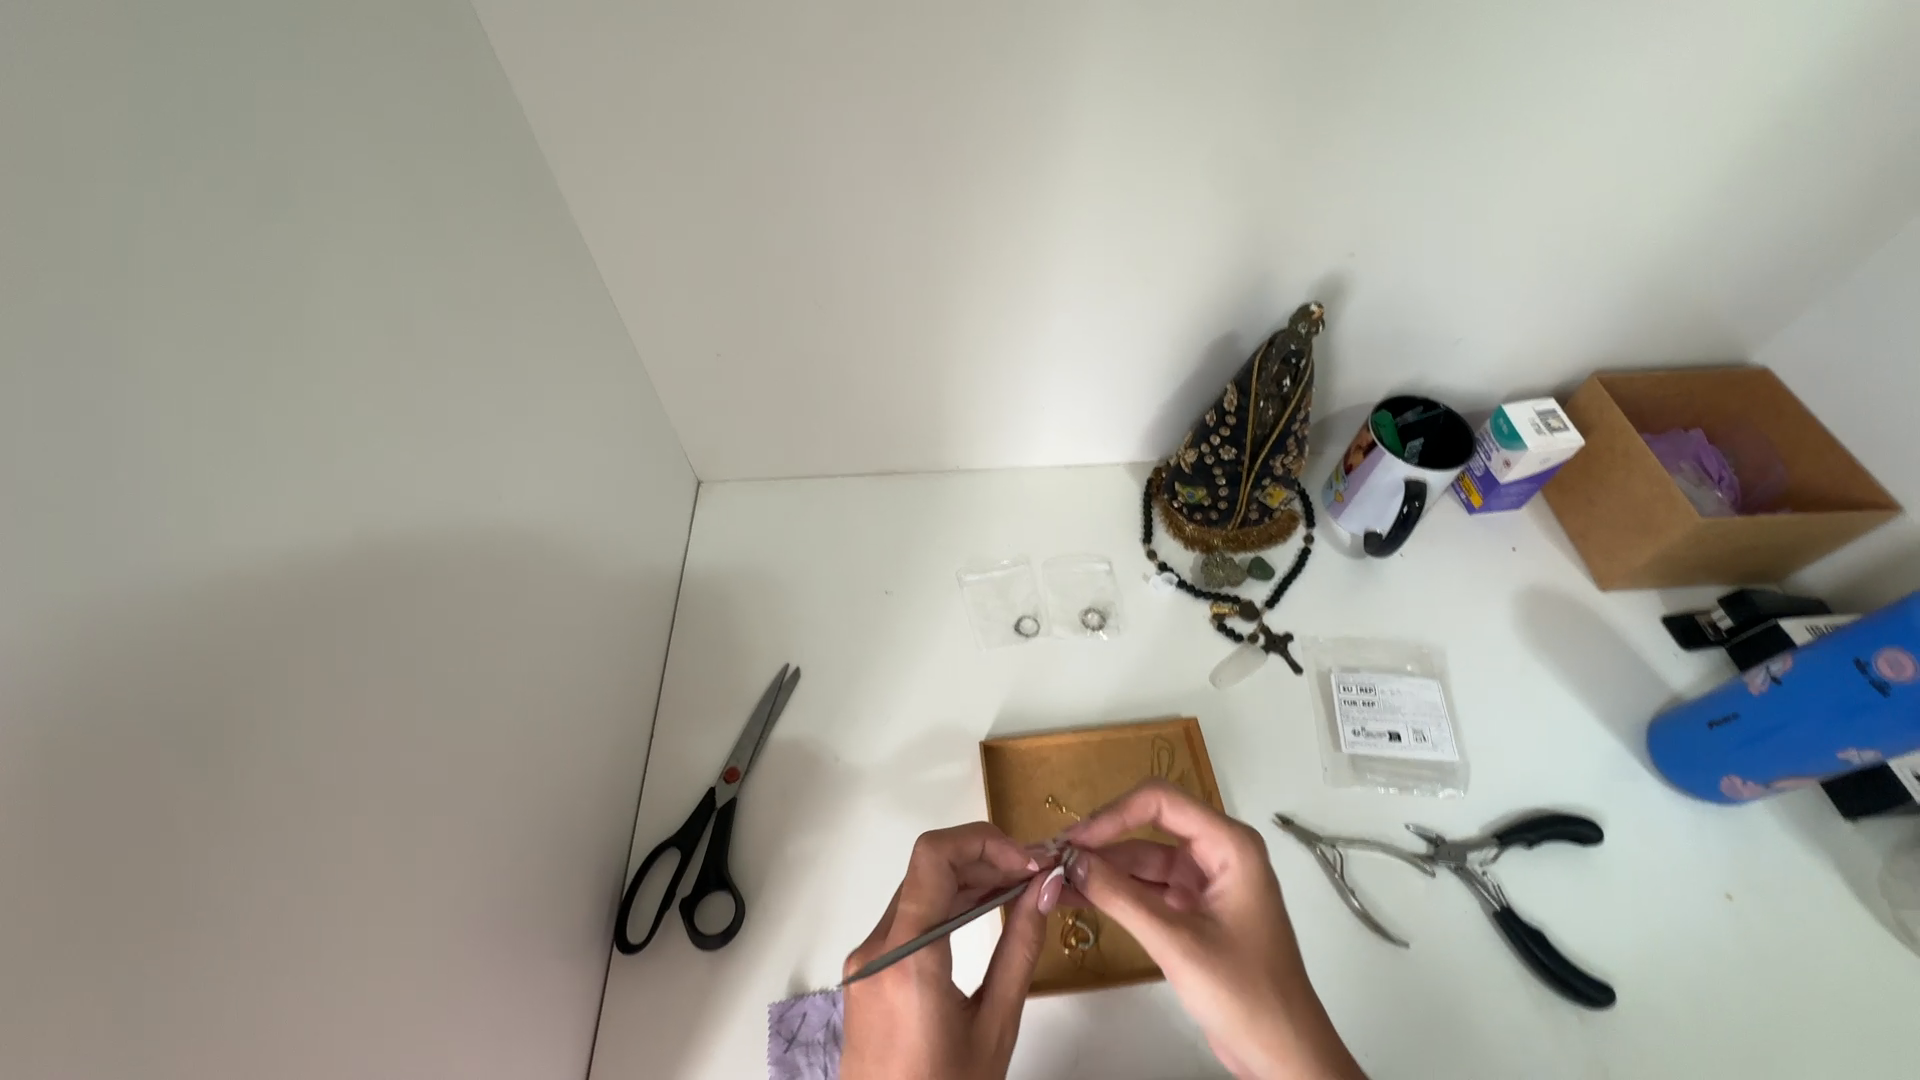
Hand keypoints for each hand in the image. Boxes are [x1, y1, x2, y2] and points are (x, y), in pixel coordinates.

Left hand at [842, 823, 1051, 1079]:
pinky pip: (909, 917)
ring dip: (968, 879)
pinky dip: (948, 904)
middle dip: (985, 858)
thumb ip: (1020, 949)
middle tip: (1034, 873)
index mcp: (907, 957)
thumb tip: (1046, 886)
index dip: (983, 840)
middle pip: (928, 869)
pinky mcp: (867, 970)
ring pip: (919, 889)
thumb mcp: (995, 1027)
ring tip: (1019, 887)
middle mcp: (876, 946)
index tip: (1026, 862)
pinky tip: (985, 910)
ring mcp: (866, 958)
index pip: (934, 856)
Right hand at [1060, 781, 1364, 1079]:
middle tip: (1054, 858)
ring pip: (1142, 859)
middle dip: (1101, 842)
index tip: (1074, 840)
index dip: (1112, 814)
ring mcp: (1204, 882)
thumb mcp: (1176, 942)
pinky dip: (1115, 892)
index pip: (1160, 802)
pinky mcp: (1193, 909)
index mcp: (1229, 845)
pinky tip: (1078, 897)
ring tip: (1056, 878)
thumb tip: (1071, 860)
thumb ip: (1120, 896)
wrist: (1284, 1057)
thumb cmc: (1244, 994)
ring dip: (1102, 869)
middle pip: (1148, 827)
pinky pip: (1147, 887)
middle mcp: (1217, 852)